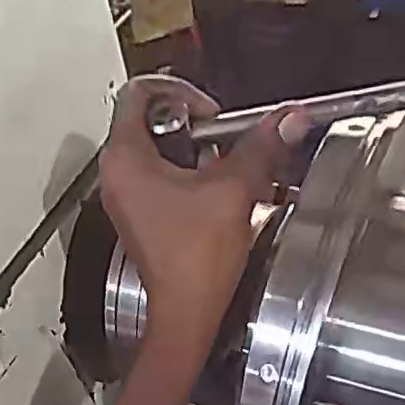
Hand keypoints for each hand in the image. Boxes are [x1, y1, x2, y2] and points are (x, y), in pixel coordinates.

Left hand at [99, 76, 306, 354]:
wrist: (188, 313)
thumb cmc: (194, 263)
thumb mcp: (233, 191)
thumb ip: (260, 148)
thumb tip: (286, 121)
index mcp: (125, 160)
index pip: (140, 93)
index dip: (181, 92)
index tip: (211, 112)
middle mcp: (118, 178)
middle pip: (153, 124)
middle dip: (197, 129)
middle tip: (226, 142)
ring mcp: (129, 202)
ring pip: (163, 157)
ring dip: (200, 157)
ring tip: (229, 173)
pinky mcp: (144, 221)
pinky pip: (166, 185)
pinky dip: (193, 182)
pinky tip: (220, 198)